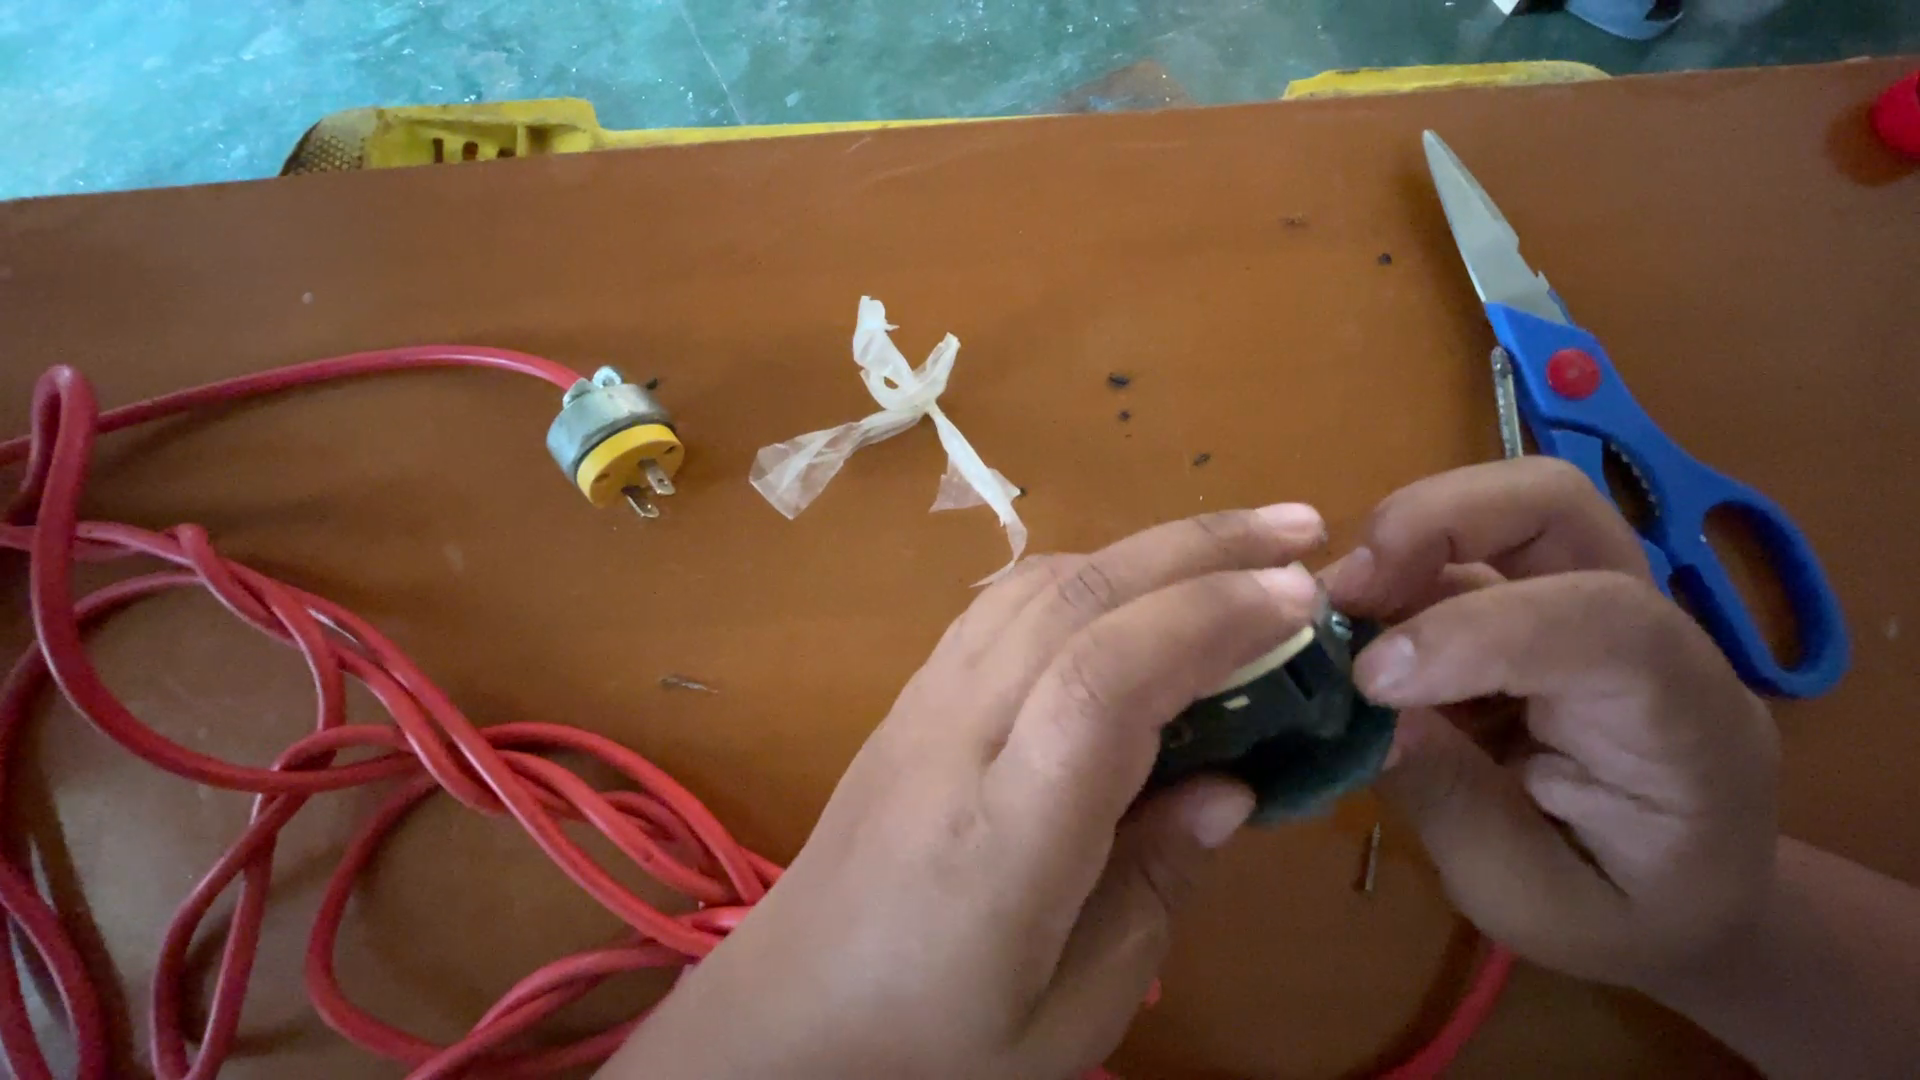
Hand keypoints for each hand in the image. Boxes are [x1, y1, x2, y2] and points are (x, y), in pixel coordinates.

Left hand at [603, 505, 1329, 1079]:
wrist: (785, 1020)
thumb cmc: (931, 1044)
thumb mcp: (1070, 1012)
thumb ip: (1156, 886)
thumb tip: (1227, 784)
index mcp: (1002, 832)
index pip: (1101, 682)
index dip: (1202, 621)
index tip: (1298, 598)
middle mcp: (955, 735)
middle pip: (1071, 603)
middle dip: (1192, 550)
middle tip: (1296, 529)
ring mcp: (922, 704)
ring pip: (1032, 587)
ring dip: (1138, 549)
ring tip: (1227, 548)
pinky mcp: (909, 697)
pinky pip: (999, 607)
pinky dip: (1079, 575)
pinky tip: (1124, 585)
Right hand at [1325, 459, 1780, 988]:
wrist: (1672, 890)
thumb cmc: (1618, 907)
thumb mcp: (1531, 896)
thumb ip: (1456, 805)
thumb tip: (1365, 716)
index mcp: (1681, 719)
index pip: (1601, 623)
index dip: (1474, 631)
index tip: (1371, 682)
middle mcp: (1638, 629)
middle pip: (1552, 504)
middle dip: (1433, 521)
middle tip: (1344, 590)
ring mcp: (1575, 600)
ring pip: (1492, 506)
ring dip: (1394, 540)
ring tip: (1327, 608)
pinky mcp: (1518, 600)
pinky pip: (1443, 550)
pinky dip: (1380, 571)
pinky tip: (1341, 624)